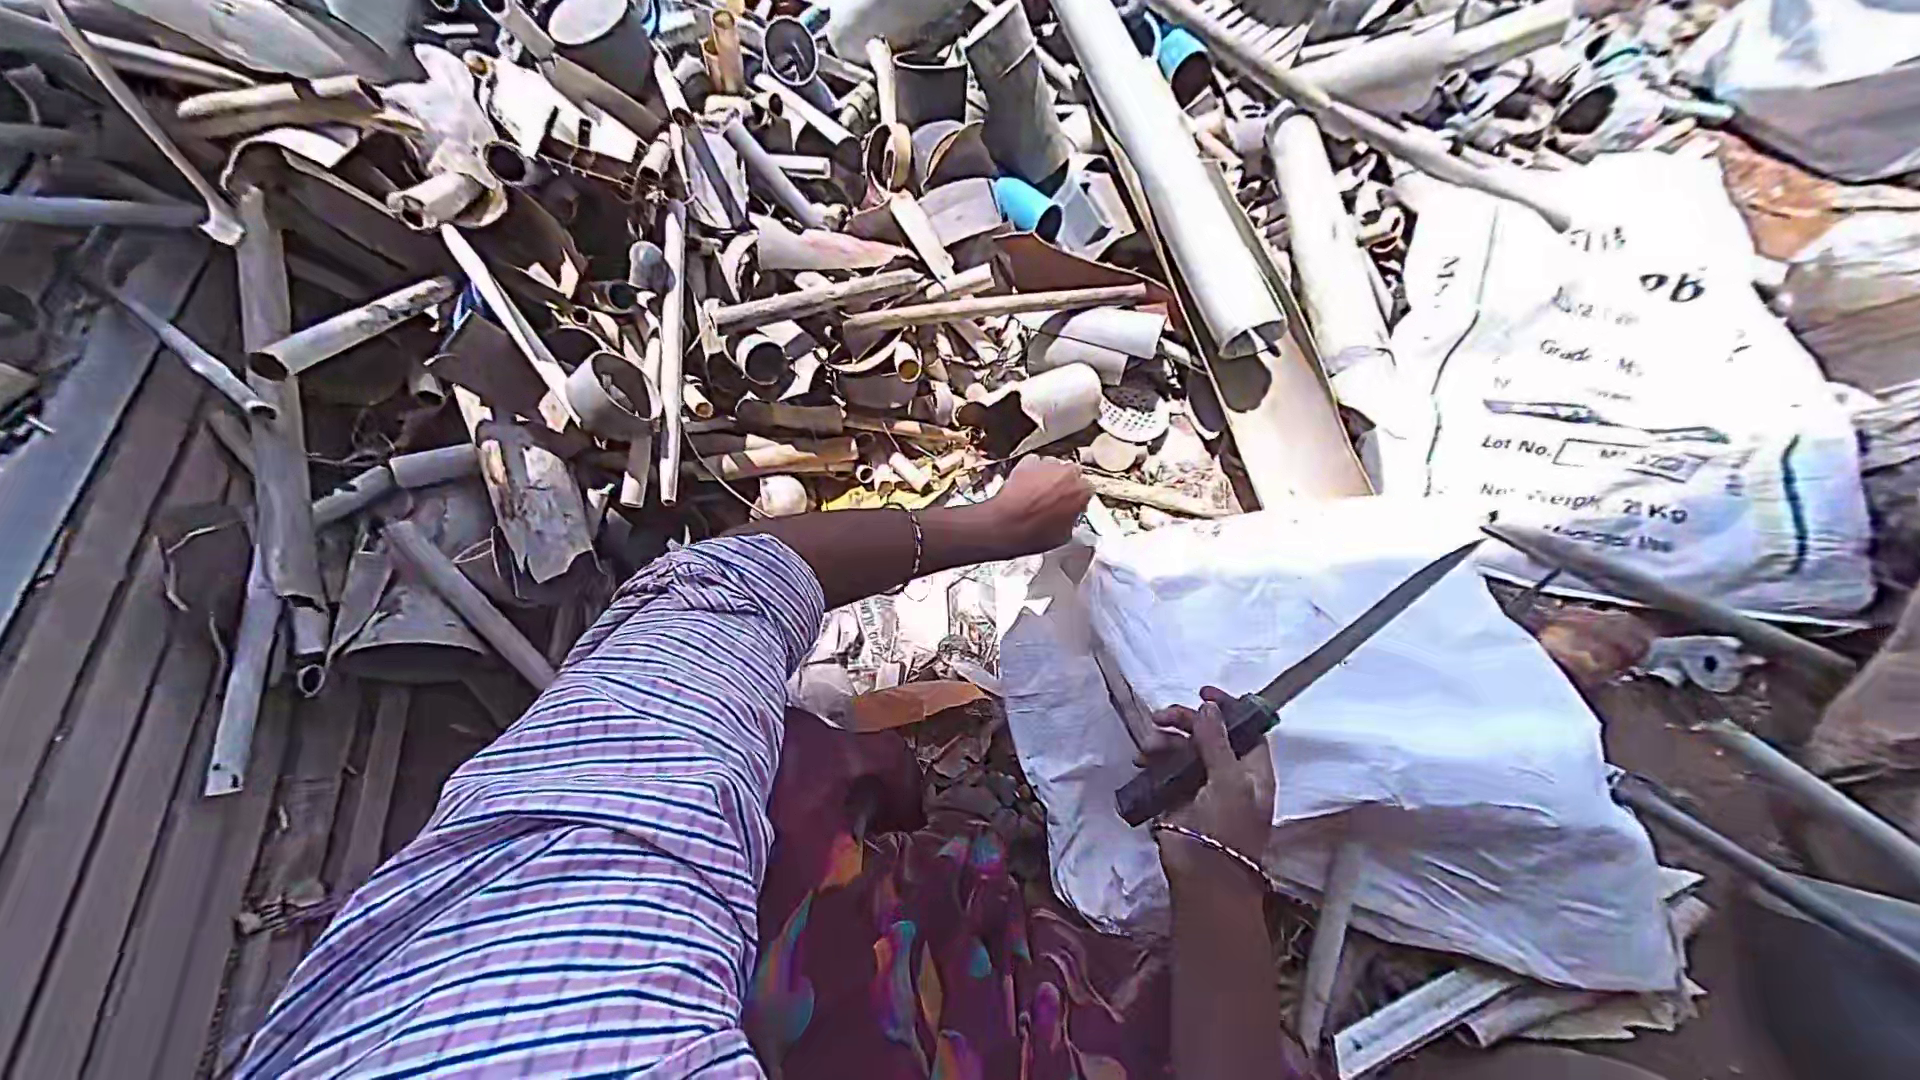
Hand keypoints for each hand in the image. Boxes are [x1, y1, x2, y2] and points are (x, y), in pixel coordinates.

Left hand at [987, 456, 1090, 553]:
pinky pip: (1034, 464)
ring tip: (1037, 492)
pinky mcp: (1027, 462)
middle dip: (1066, 483)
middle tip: (1055, 498)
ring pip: (1053, 466)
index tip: (1072, 504)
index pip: (1087, 489)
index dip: (1079, 497)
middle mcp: (1067, 473)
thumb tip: (1070, 517)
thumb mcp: (1064, 535)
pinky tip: (1026, 485)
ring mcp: (1047, 465)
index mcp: (1081, 491)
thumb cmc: (1033, 534)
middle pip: (1072, 473)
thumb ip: (1073, 518)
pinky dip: (1032, 472)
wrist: (1005, 525)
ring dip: (1049, 476)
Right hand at [1140, 687, 1276, 882]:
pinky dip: (1153, 758)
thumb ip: (1217, 742)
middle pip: (1207, 733)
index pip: (1243, 728)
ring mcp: (1200, 783)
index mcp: (1251, 770)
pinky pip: (1164, 766)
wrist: (1203, 876)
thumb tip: (1209, 706)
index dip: (1227, 708)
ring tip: (1148, 747)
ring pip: (1182, 747)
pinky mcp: (1176, 794)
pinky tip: (1142, 760)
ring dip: (1164, 740)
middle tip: (1161, 717)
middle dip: (1184, 720)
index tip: (1202, 692)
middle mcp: (1227, 773)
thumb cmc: (1227, 829)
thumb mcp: (1229, 783)